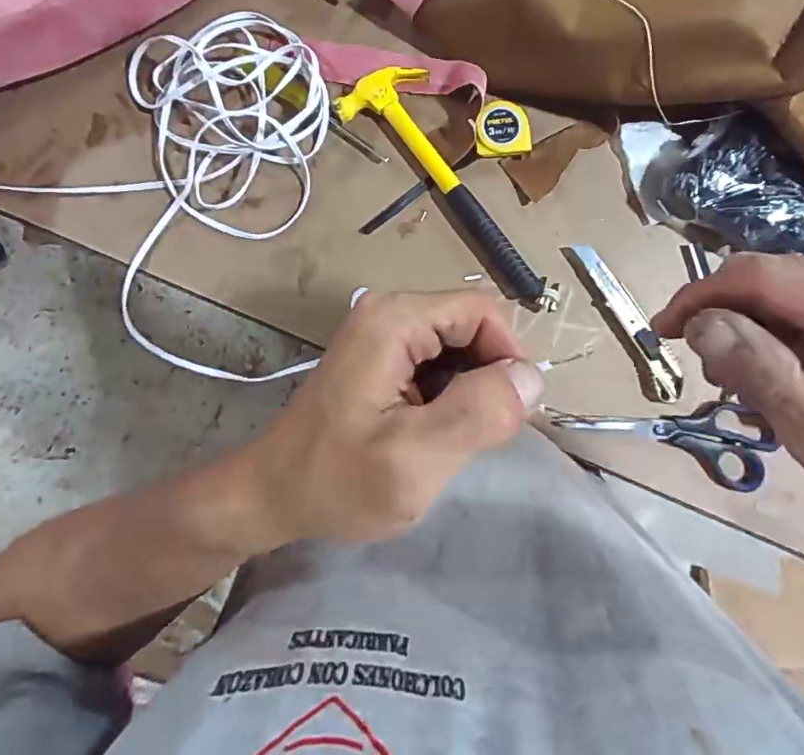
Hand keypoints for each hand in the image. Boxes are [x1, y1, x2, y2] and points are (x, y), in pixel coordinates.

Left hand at [244, 291, 544, 542]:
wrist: (272, 494)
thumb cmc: (337, 481)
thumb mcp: (414, 459)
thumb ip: (477, 413)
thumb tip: (531, 377)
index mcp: (395, 320)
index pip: (483, 313)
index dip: (506, 360)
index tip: (505, 416)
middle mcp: (388, 310)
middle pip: (470, 326)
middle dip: (486, 377)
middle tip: (472, 435)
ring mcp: (380, 330)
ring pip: (457, 345)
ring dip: (468, 389)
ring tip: (447, 437)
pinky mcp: (379, 353)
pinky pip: (436, 359)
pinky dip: (447, 392)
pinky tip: (428, 429)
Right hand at [652, 254, 803, 535]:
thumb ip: (766, 379)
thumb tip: (701, 325)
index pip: (760, 276)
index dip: (700, 296)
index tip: (665, 332)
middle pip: (769, 273)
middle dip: (724, 314)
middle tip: (715, 372)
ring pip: (784, 277)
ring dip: (750, 318)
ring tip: (753, 374)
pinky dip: (780, 318)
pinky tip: (790, 359)